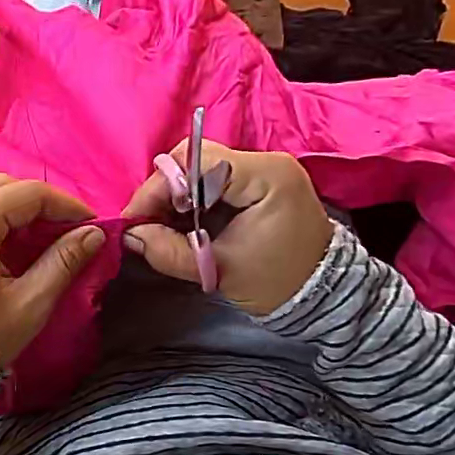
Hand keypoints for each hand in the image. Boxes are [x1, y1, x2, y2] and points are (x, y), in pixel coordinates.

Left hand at [0, 173, 104, 367]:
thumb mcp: (30, 303)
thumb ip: (63, 261)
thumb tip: (94, 233)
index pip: (28, 194)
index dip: (66, 205)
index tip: (91, 224)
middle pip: (2, 184)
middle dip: (40, 201)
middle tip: (66, 228)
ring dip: (7, 195)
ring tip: (30, 221)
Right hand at [120, 141, 331, 314]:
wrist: (323, 295)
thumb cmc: (278, 283)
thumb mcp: (220, 270)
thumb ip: (171, 252)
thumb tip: (130, 236)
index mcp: (265, 176)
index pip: (196, 161)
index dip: (158, 187)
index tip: (136, 219)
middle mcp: (265, 162)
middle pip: (196, 160)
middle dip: (165, 191)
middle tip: (147, 226)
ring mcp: (264, 170)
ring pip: (202, 169)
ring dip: (177, 197)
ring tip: (161, 228)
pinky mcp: (260, 184)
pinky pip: (216, 181)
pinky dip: (194, 201)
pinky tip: (183, 225)